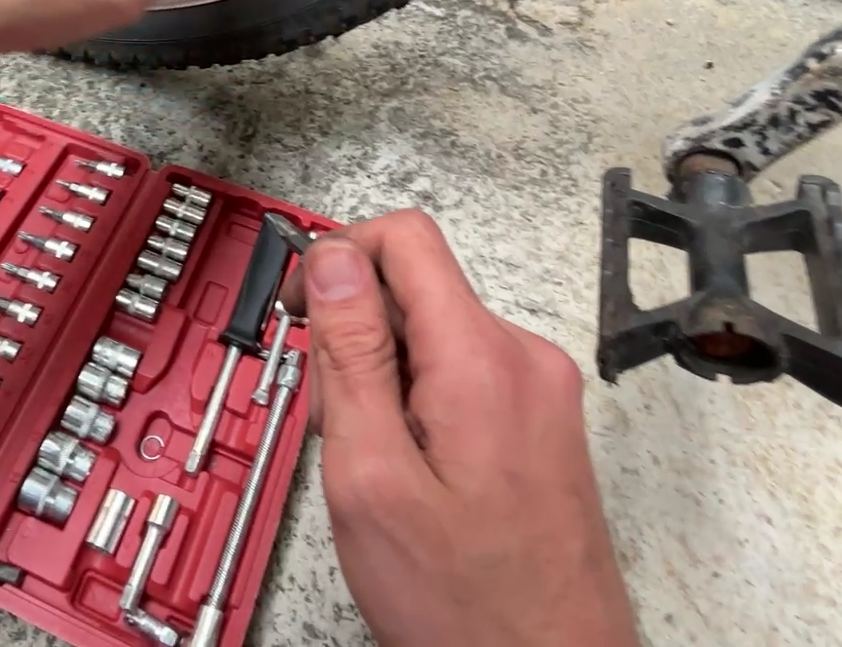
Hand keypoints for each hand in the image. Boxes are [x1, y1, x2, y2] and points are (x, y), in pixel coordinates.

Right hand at [281, 211, 638, 646]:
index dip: (339, 254)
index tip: (306, 306)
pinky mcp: (535, 414)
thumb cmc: (465, 605)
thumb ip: (349, 355)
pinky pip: (456, 365)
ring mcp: (535, 386)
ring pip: (428, 328)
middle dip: (354, 332)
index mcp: (479, 357)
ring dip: (381, 369)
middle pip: (412, 285)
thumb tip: (335, 261)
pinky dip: (413, 393)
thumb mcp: (372, 476)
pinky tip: (406, 460)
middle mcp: (520, 356)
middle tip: (338, 416)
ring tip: (373, 453)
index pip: (404, 237)